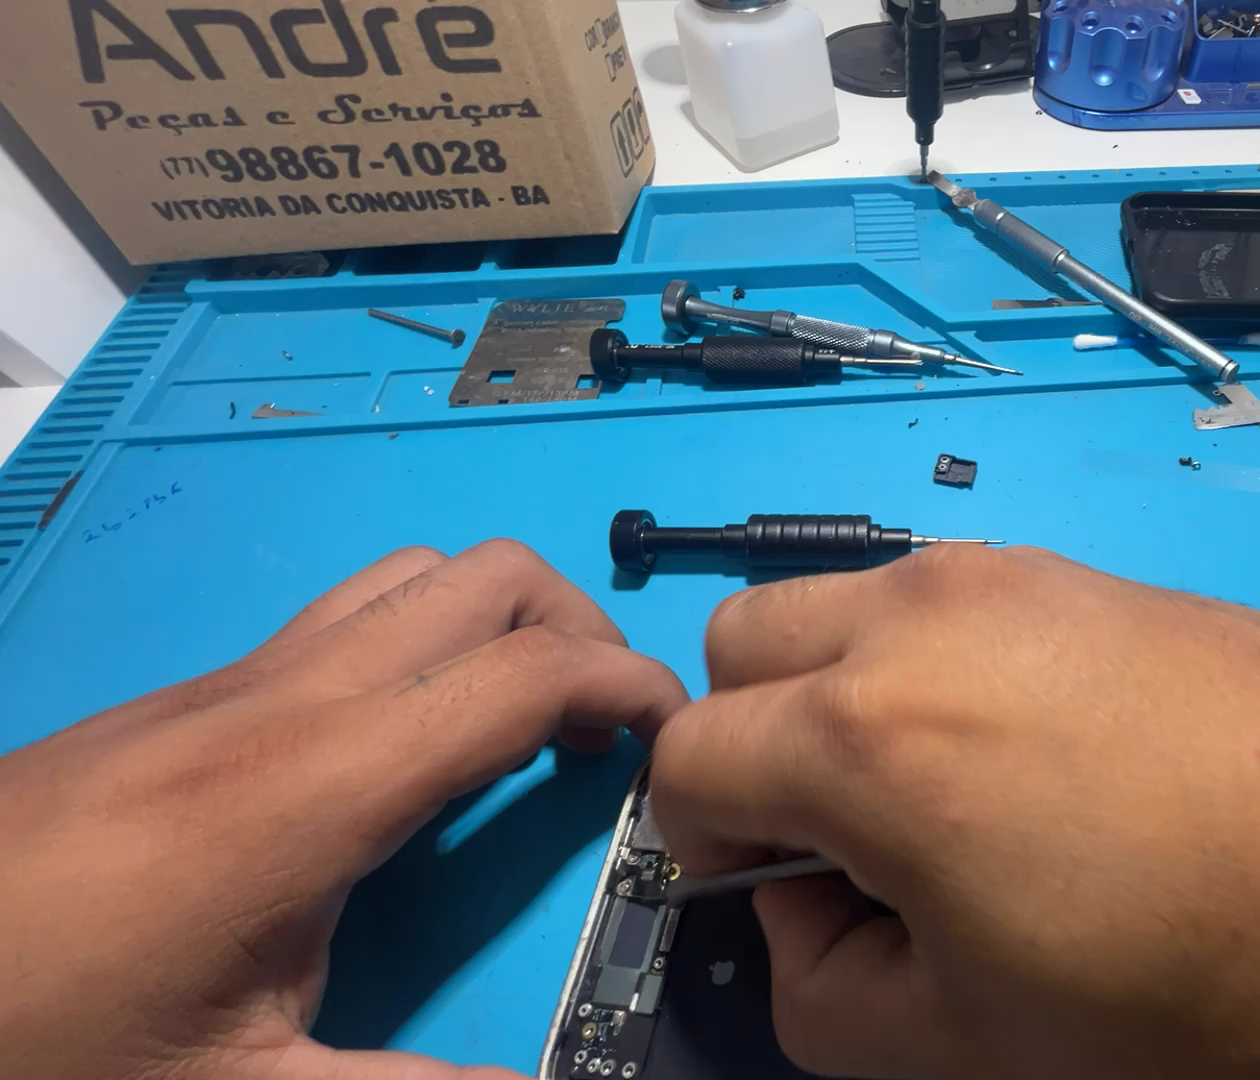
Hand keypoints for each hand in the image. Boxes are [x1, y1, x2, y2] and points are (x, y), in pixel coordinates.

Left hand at [0, 540, 688, 1079]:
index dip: (635, 682)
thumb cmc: (22, 1052)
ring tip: (527, 707)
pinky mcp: (199, 690)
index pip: (534, 670)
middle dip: (585, 630)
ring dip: (511, 620)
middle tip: (600, 720)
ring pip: (429, 573)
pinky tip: (421, 726)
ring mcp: (237, 678)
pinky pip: (365, 610)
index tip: (675, 730)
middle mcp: (290, 696)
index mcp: (317, 784)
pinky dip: (441, 635)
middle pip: (495, 579)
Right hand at [652, 545, 1259, 1078]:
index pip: (687, 755)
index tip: (783, 887)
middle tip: (846, 821)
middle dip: (754, 734)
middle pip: (742, 641)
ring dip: (838, 687)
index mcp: (867, 730)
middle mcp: (915, 614)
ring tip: (945, 777)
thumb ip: (825, 984)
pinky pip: (935, 597)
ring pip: (838, 605)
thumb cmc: (1193, 980)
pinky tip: (1028, 734)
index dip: (704, 837)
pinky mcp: (1066, 565)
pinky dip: (924, 658)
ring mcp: (997, 570)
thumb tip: (800, 899)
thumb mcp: (969, 1041)